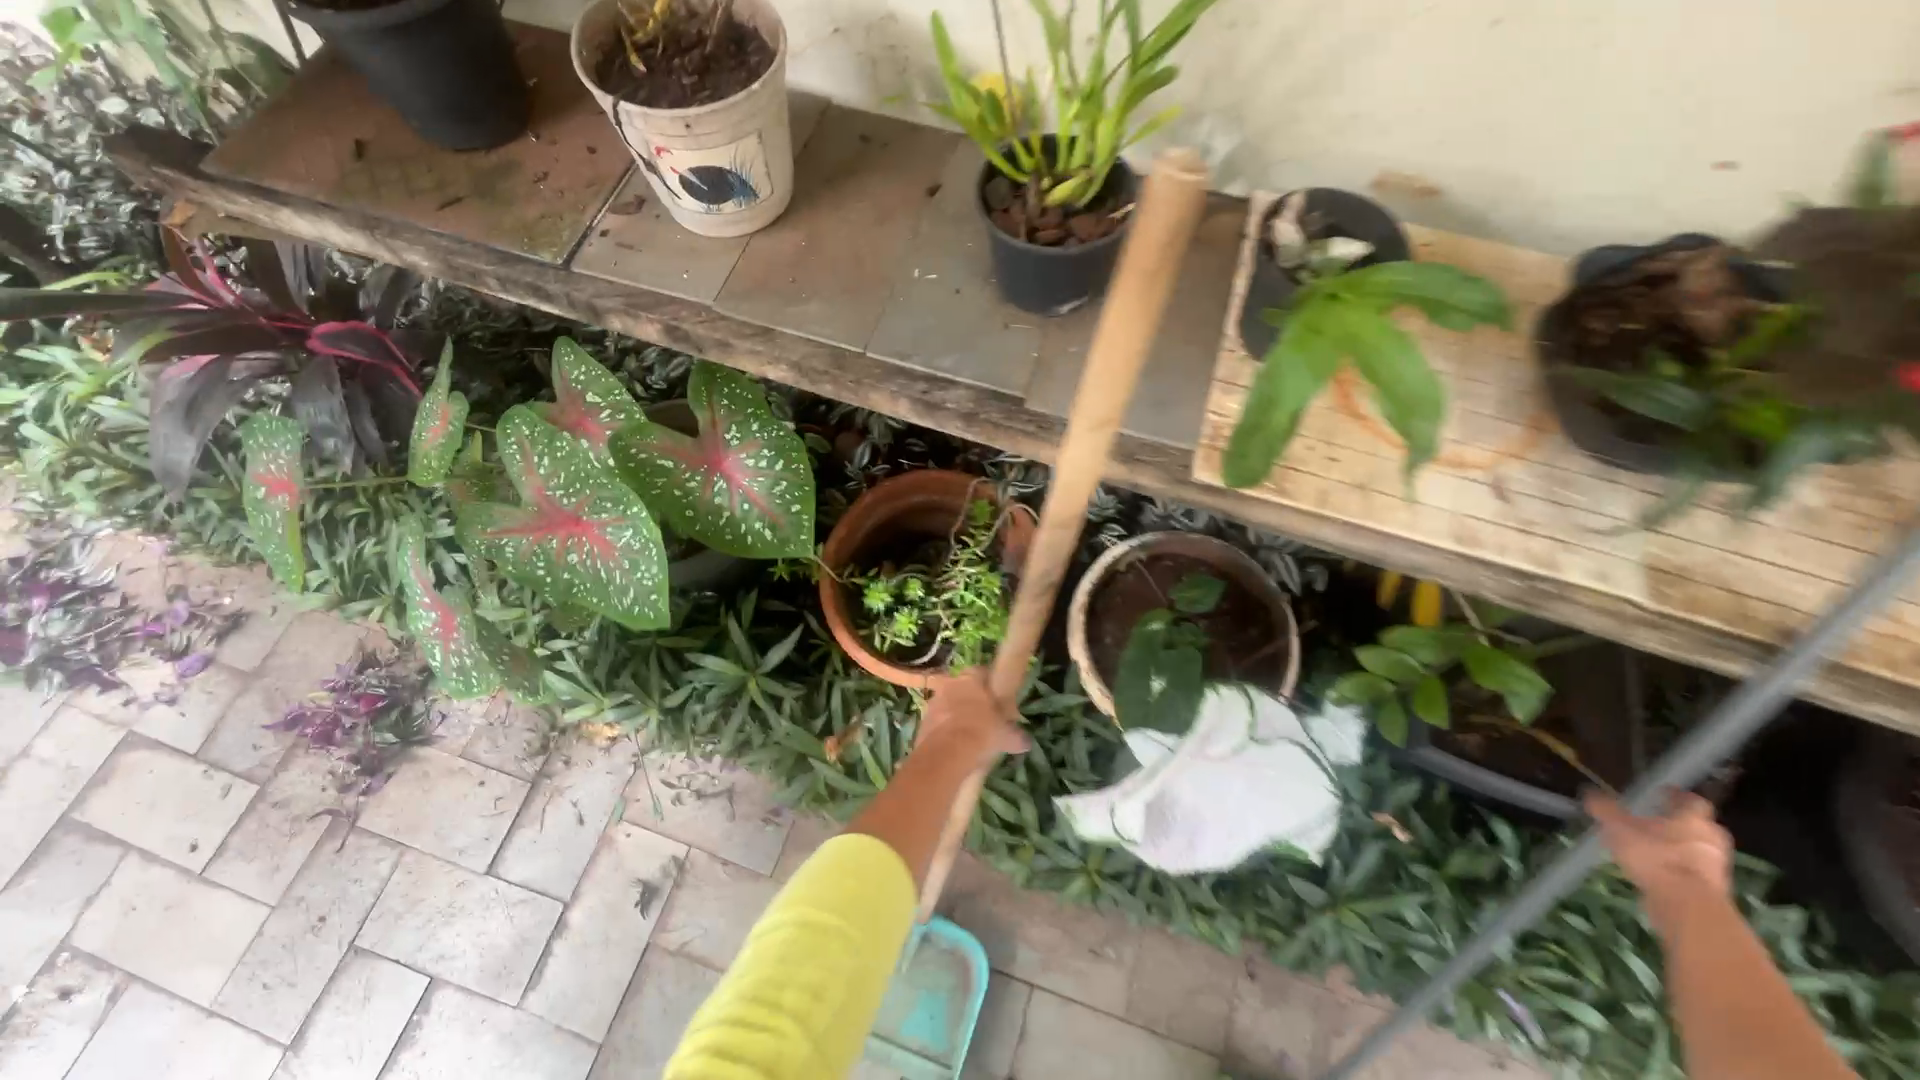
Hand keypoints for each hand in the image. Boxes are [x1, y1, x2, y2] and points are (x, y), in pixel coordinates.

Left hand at [917, 670, 1028, 767]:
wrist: (947, 754)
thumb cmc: (982, 733)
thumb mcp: (1006, 735)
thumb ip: (1016, 735)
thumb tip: (1025, 742)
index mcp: (972, 678)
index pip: (983, 672)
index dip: (991, 686)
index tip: (998, 700)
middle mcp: (950, 684)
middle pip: (962, 688)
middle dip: (972, 701)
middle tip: (984, 718)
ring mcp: (933, 702)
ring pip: (948, 705)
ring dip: (956, 716)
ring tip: (968, 736)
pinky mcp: (922, 722)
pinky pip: (937, 722)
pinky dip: (945, 731)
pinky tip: (954, 747)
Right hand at [1587, 790, 1732, 928]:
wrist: (1687, 904)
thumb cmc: (1655, 856)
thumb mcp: (1619, 828)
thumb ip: (1605, 810)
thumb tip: (1589, 792)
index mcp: (1692, 818)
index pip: (1692, 801)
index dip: (1678, 796)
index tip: (1663, 794)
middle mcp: (1710, 837)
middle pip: (1699, 825)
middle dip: (1681, 823)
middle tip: (1659, 823)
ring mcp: (1716, 865)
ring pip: (1698, 849)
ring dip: (1681, 847)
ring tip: (1655, 849)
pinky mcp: (1713, 888)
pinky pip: (1695, 871)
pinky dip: (1679, 868)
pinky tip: (1659, 872)